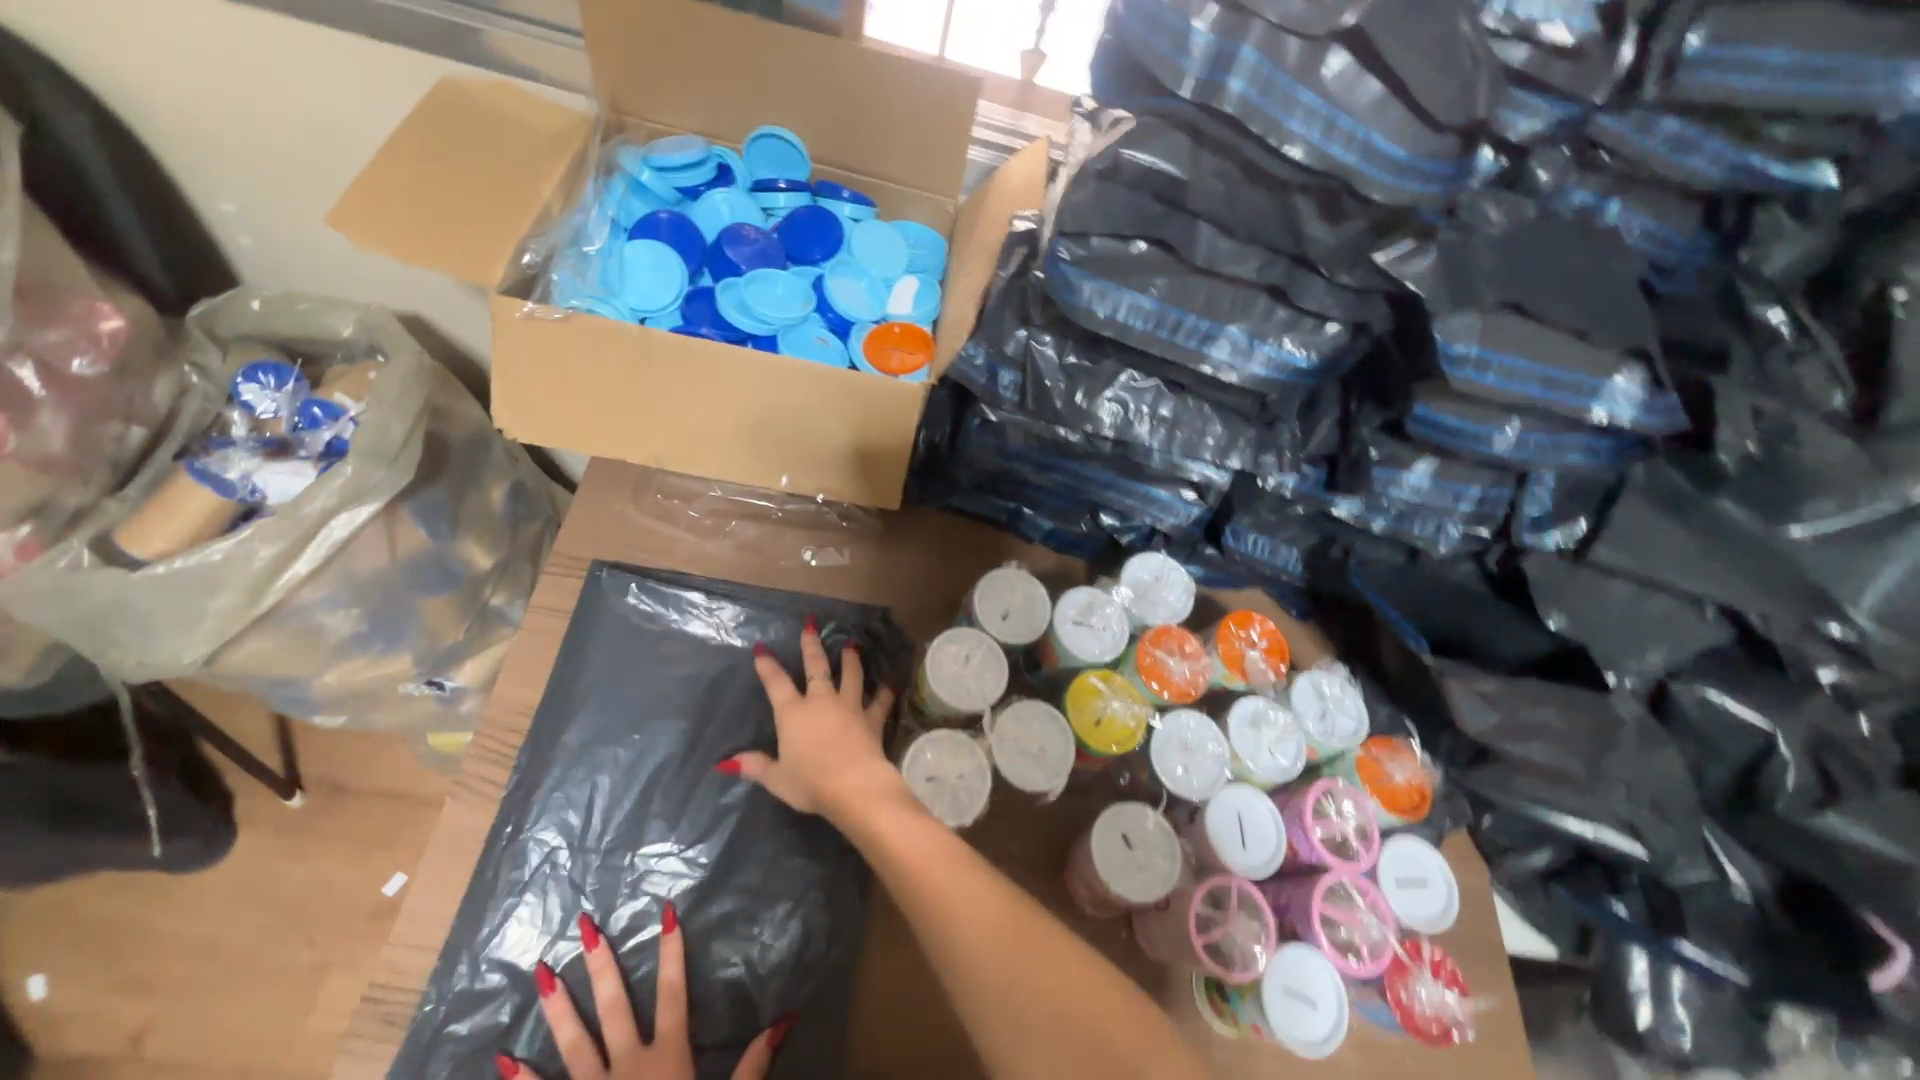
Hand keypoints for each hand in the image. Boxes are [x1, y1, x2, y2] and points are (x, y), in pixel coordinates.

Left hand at [499, 908, 788, 1079]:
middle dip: (600, 965)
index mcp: (668, 1059)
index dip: (671, 953)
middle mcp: (628, 1066)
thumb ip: (754, 1065)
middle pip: (614, 1006)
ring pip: (574, 1042)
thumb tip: (786, 1017)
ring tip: (540, 972)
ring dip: (558, 1007)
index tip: (665, 913)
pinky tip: (502, 1057)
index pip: (672, 994)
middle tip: (584, 926)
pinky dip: (521, 1078)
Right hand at [725, 617, 904, 825]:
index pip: (776, 683)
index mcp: (793, 713)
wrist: (854, 786)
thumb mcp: (777, 779)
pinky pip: (880, 702)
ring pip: (851, 676)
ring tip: (851, 645)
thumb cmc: (811, 783)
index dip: (767, 666)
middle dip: (812, 645)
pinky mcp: (872, 720)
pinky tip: (890, 684)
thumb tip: (728, 762)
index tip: (762, 649)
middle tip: (812, 626)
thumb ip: (756, 766)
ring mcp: (849, 708)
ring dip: (851, 660)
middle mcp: (821, 702)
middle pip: (816, 667)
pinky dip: (886, 693)